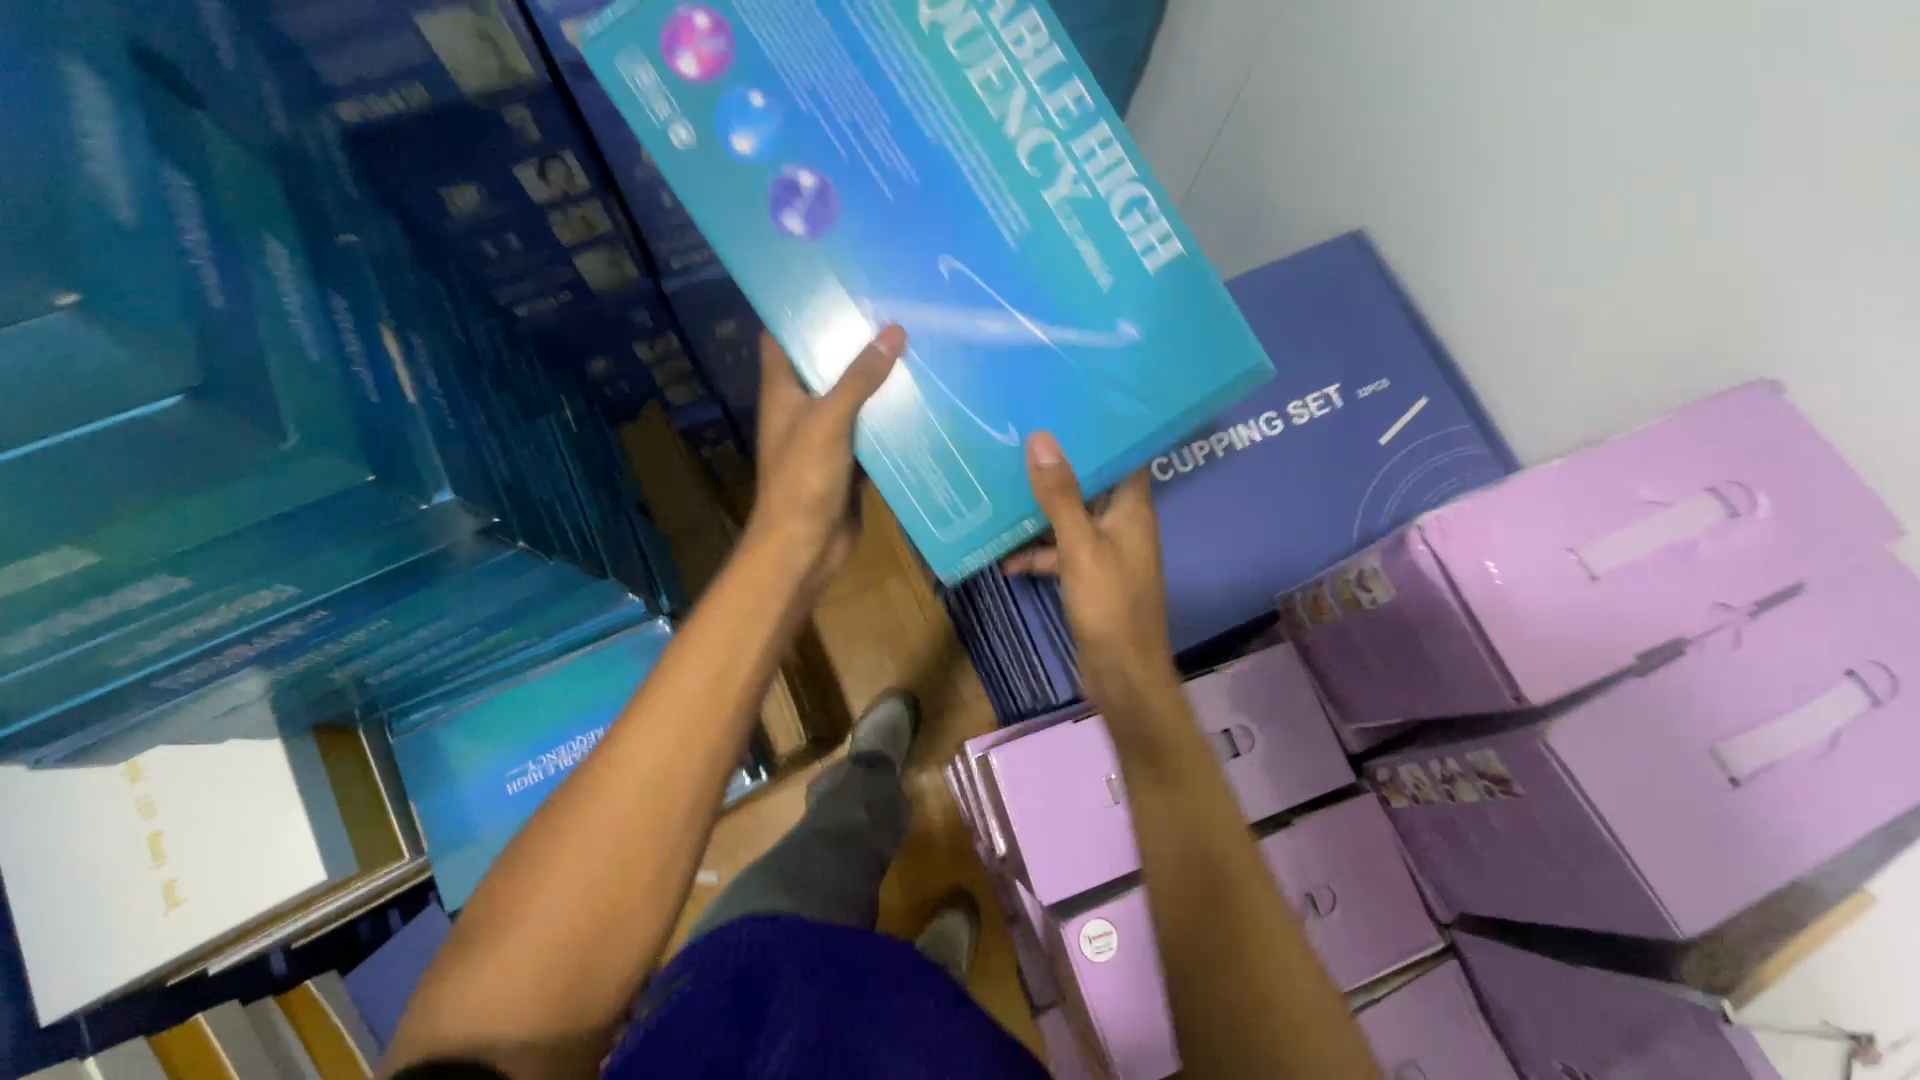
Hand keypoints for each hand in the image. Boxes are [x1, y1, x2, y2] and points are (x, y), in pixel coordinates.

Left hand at [746, 326, 902, 594]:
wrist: (805, 547)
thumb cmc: (804, 479)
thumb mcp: (829, 419)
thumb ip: (859, 377)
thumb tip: (893, 331)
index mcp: (782, 391)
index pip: (780, 337)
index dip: (799, 309)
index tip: (834, 284)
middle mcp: (801, 408)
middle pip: (825, 365)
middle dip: (853, 341)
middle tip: (892, 308)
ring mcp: (826, 437)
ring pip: (854, 399)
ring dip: (878, 380)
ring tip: (915, 344)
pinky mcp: (849, 463)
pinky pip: (872, 432)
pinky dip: (891, 419)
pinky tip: (922, 398)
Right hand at [1004, 432, 1181, 714]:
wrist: (1122, 674)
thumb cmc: (1110, 605)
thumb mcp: (1080, 546)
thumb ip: (1060, 496)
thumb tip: (1042, 438)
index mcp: (1132, 509)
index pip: (1125, 456)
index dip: (1103, 430)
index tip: (1069, 404)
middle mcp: (1122, 524)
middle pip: (1092, 484)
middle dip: (1060, 466)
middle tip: (1022, 437)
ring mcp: (1106, 552)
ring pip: (1071, 520)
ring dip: (1041, 511)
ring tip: (1003, 487)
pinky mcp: (1089, 578)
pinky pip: (1061, 554)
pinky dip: (1037, 554)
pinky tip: (1004, 557)